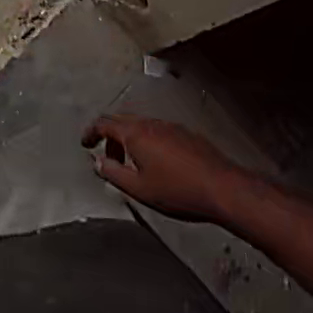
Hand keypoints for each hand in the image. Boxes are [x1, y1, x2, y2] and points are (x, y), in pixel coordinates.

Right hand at [82, 116, 254, 222]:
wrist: (226, 190)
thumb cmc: (179, 191)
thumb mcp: (139, 189)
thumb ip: (113, 174)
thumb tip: (98, 163)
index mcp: (134, 133)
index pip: (103, 123)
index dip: (91, 132)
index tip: (86, 143)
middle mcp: (151, 124)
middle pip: (122, 122)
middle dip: (111, 138)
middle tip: (109, 157)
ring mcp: (172, 127)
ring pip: (142, 127)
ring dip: (132, 141)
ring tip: (135, 165)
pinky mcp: (189, 135)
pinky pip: (160, 133)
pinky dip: (150, 143)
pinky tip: (160, 165)